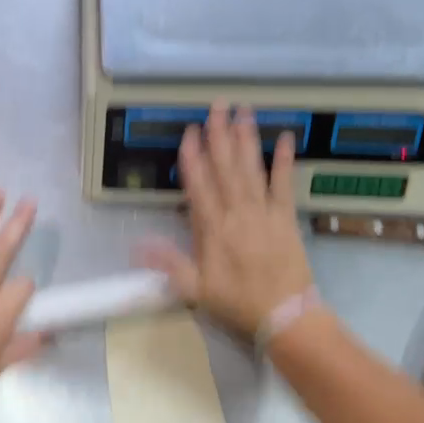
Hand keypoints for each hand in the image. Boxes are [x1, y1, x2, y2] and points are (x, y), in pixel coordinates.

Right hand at [141, 104, 316, 339]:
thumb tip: (136, 244)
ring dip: (246, 138)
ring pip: (251, 168)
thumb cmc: (237, 302)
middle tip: (216, 105)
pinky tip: (285, 137)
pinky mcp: (286, 216)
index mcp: (212, 228)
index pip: (198, 184)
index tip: (189, 130)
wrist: (287, 317)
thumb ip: (168, 263)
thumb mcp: (196, 289)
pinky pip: (284, 184)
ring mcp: (263, 211)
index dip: (192, 156)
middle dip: (219, 134)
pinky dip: (284, 160)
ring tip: (242, 111)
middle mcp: (236, 212)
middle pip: (225, 167)